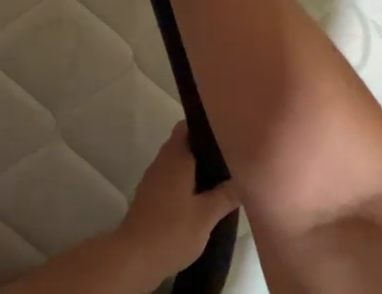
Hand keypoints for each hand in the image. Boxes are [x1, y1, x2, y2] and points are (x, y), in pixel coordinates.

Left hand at [116, 123, 239, 279]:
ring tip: (222, 175)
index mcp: (175, 158)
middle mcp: (162, 161)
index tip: (226, 131)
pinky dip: (186, 179)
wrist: (136, 255)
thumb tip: (245, 179)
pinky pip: (171, 176)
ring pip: (177, 160)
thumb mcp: (206, 216)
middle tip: (231, 156)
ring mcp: (154, 177)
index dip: (205, 125)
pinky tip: (202, 195)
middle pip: (183, 143)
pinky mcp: (151, 194)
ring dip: (196, 165)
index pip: (187, 127)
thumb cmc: (173, 231)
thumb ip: (225, 195)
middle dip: (204, 147)